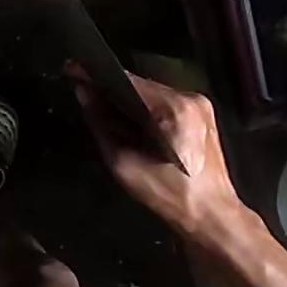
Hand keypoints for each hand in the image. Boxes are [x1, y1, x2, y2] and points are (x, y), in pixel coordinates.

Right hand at [69, 67, 248, 243]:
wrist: (213, 216)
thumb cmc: (169, 195)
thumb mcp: (122, 163)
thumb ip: (99, 123)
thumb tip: (83, 93)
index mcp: (174, 109)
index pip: (127, 79)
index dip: (95, 74)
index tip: (72, 70)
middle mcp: (190, 98)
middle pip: (139, 83)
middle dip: (111, 89)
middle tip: (86, 94)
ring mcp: (200, 104)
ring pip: (151, 91)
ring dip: (128, 98)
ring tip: (107, 110)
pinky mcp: (202, 112)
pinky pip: (164, 100)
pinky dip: (145, 107)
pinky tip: (134, 122)